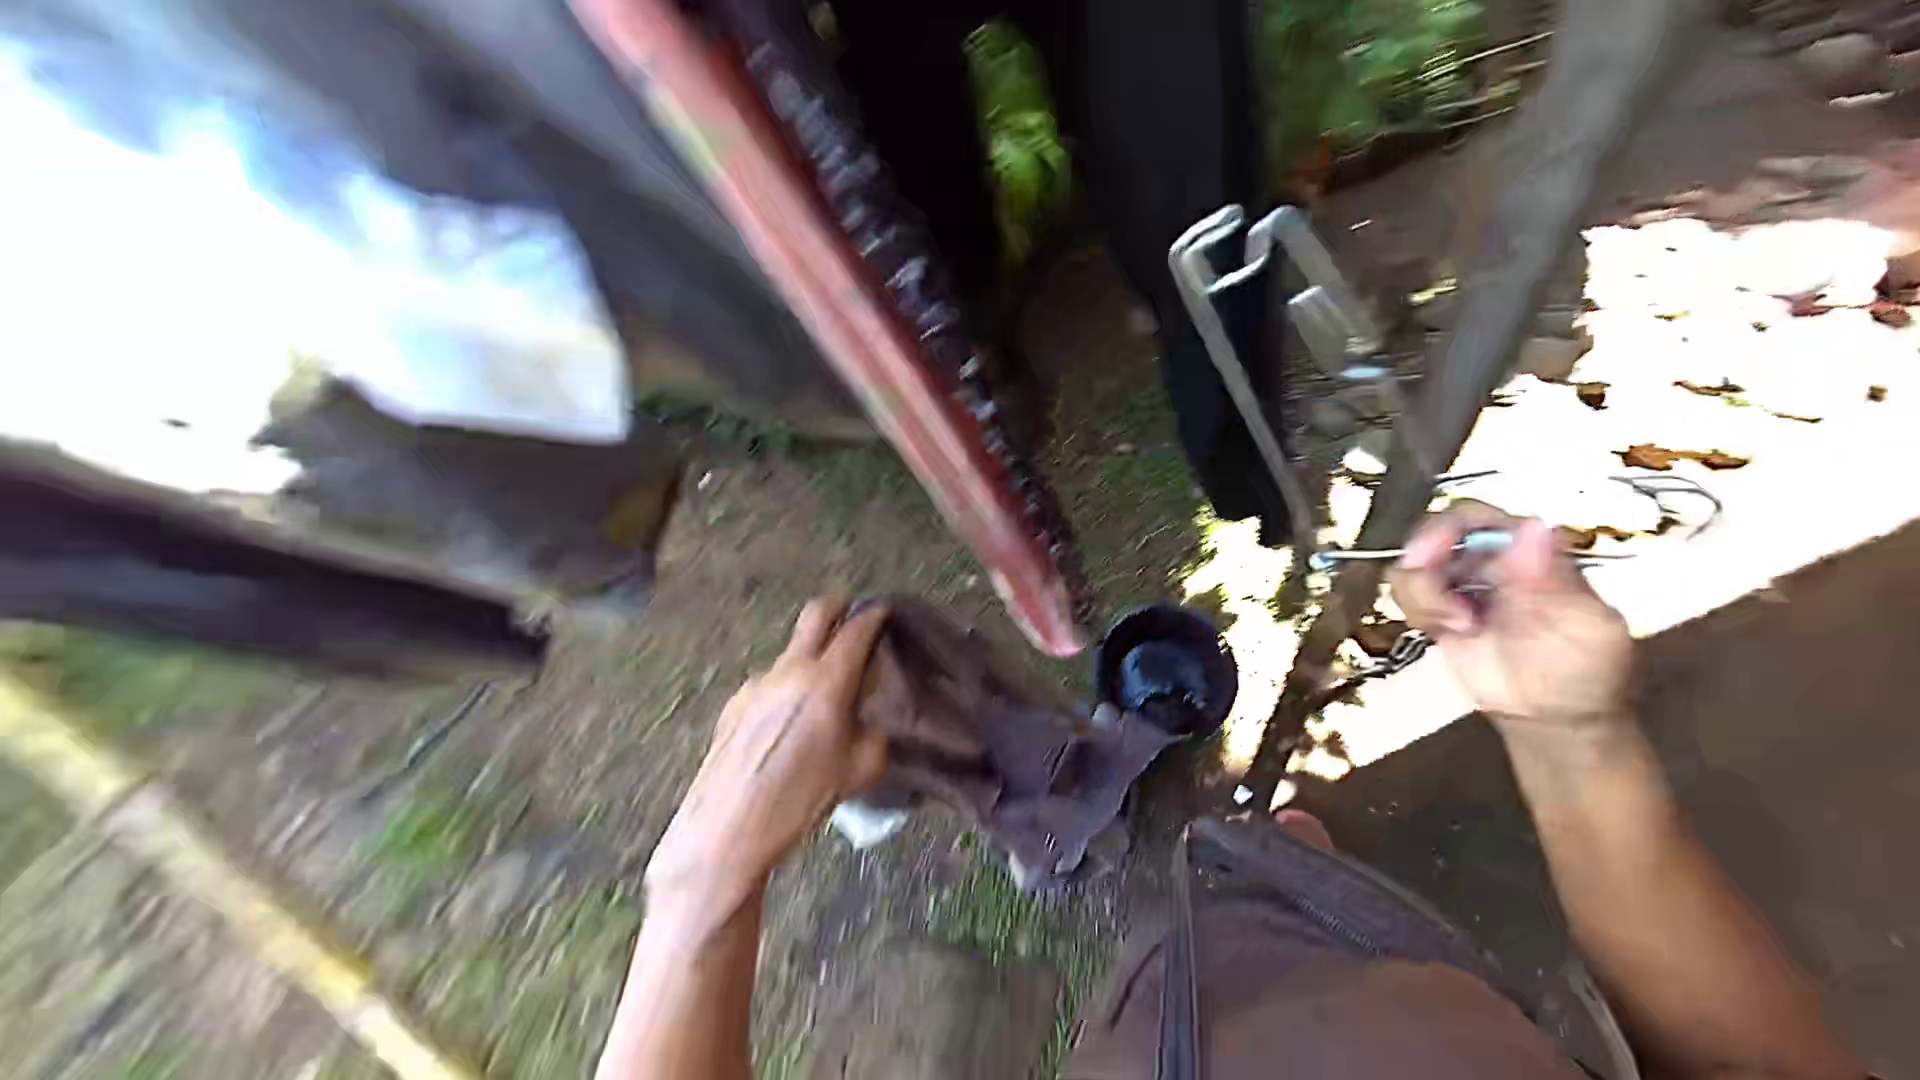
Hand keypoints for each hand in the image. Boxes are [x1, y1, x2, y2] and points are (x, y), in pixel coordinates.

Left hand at [645, 596, 888, 917]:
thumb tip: (866, 714)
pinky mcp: (734, 703)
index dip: (873, 616)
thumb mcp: (860, 770)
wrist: (727, 830)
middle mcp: (790, 670)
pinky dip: (784, 689)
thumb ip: (872, 731)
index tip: (882, 612)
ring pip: (791, 653)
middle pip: (816, 613)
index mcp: (827, 681)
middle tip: (850, 613)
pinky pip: (768, 683)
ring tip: (817, 697)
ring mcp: (757, 683)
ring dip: (810, 658)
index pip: (856, 629)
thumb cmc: (801, 800)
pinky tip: (783, 727)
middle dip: (838, 605)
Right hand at [1388, 501, 1631, 732]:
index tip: (1431, 554)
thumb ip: (1552, 579)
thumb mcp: (1582, 627)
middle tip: (1436, 600)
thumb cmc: (1580, 672)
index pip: (1478, 517)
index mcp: (1529, 552)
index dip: (1447, 527)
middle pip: (1431, 533)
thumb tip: (1532, 526)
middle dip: (1423, 561)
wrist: (1549, 716)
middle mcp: (1489, 559)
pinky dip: (1416, 609)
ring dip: (1423, 596)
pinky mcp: (1434, 607)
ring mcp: (1458, 583)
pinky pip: (1405, 592)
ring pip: (1411, 565)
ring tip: (1455, 626)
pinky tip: (1444, 631)